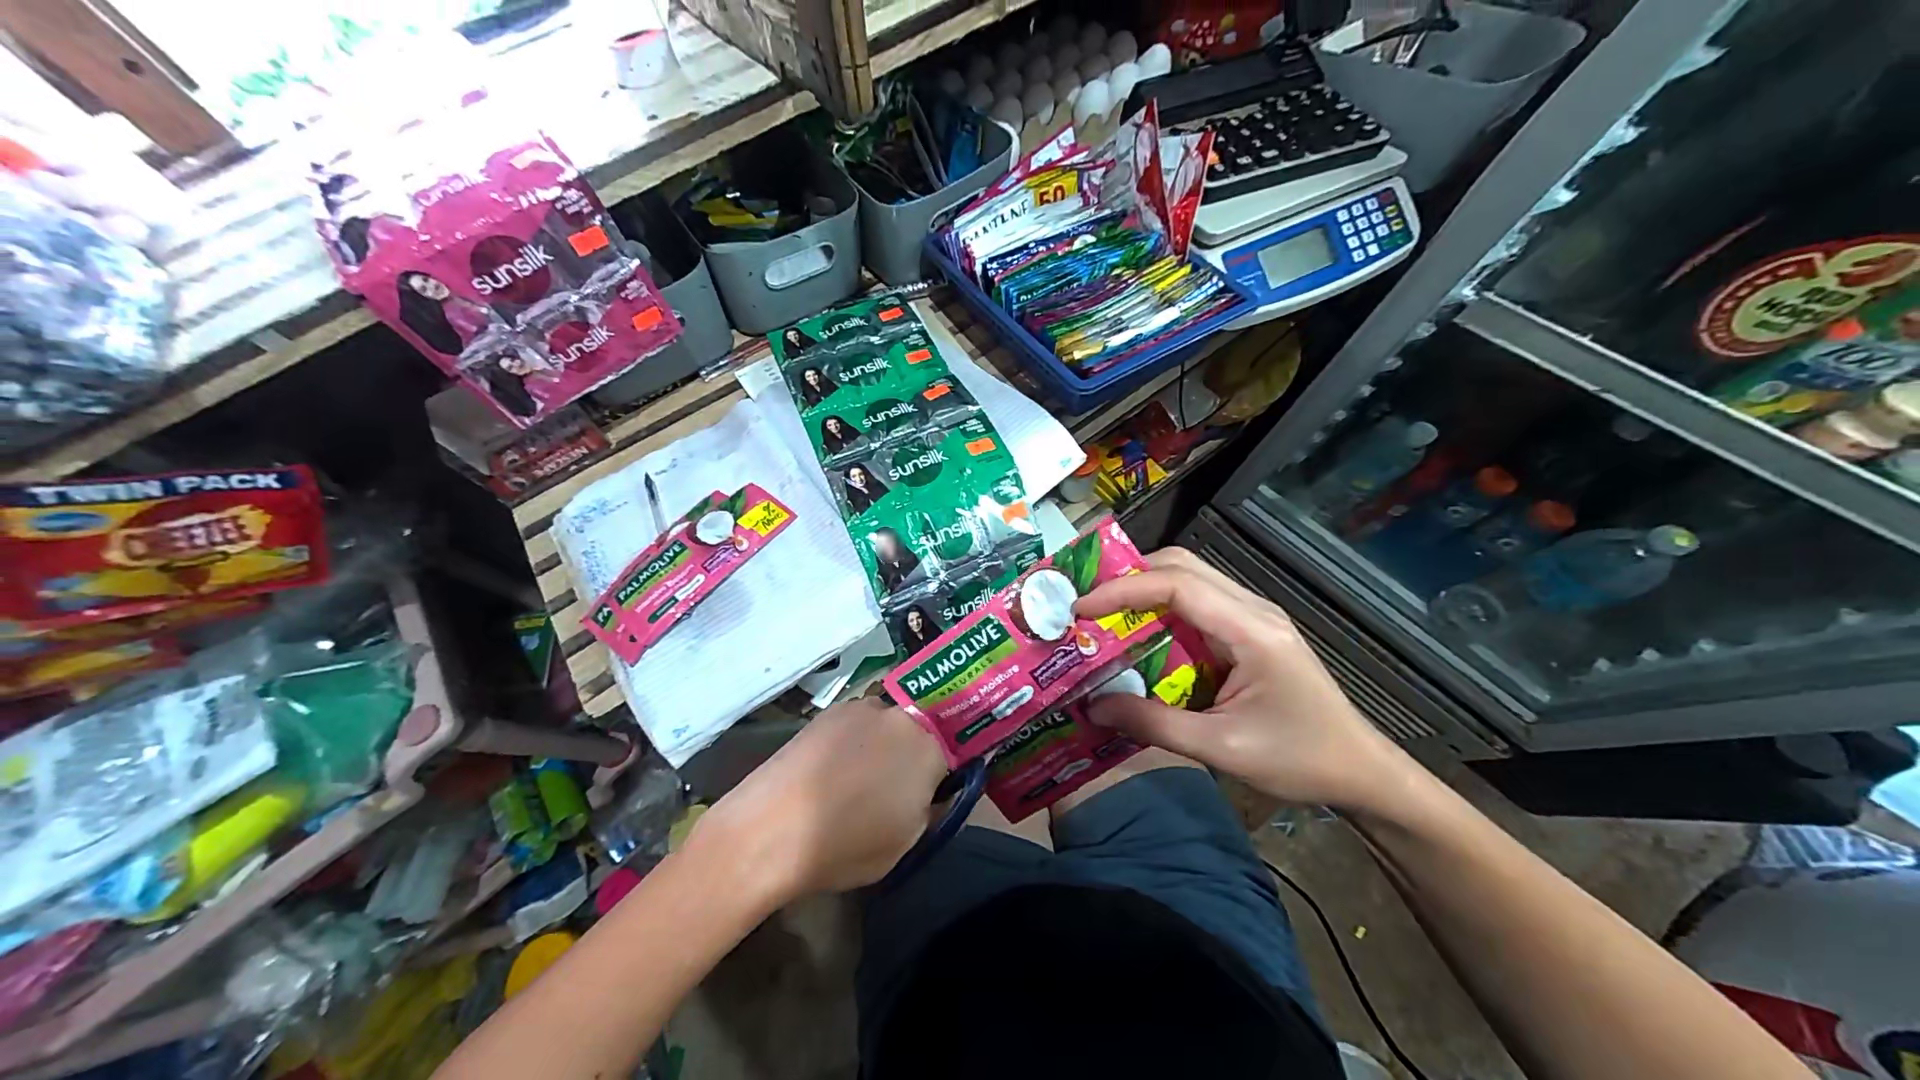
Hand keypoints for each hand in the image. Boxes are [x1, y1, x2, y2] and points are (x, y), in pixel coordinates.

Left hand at [691, 698, 945, 903]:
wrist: (769, 830)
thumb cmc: (846, 844)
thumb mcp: (906, 841)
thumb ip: (931, 807)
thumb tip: (934, 790)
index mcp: (927, 746)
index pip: (957, 744)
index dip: (950, 765)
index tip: (940, 784)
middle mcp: (898, 715)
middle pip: (921, 728)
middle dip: (916, 752)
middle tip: (899, 788)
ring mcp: (858, 709)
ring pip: (886, 724)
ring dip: (883, 745)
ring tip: (859, 782)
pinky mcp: (826, 713)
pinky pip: (855, 724)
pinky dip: (853, 743)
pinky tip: (833, 772)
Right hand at [1073, 547, 1412, 813]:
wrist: (1361, 770)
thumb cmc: (1299, 760)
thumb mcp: (1220, 749)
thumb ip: (1154, 724)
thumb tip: (1093, 706)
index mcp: (1252, 631)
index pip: (1177, 586)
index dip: (1123, 589)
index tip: (1080, 608)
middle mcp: (1253, 610)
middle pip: (1182, 566)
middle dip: (1128, 578)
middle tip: (1085, 605)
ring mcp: (1254, 616)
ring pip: (1189, 578)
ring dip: (1143, 589)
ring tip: (1102, 615)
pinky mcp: (1250, 630)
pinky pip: (1198, 602)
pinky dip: (1161, 608)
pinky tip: (1138, 632)